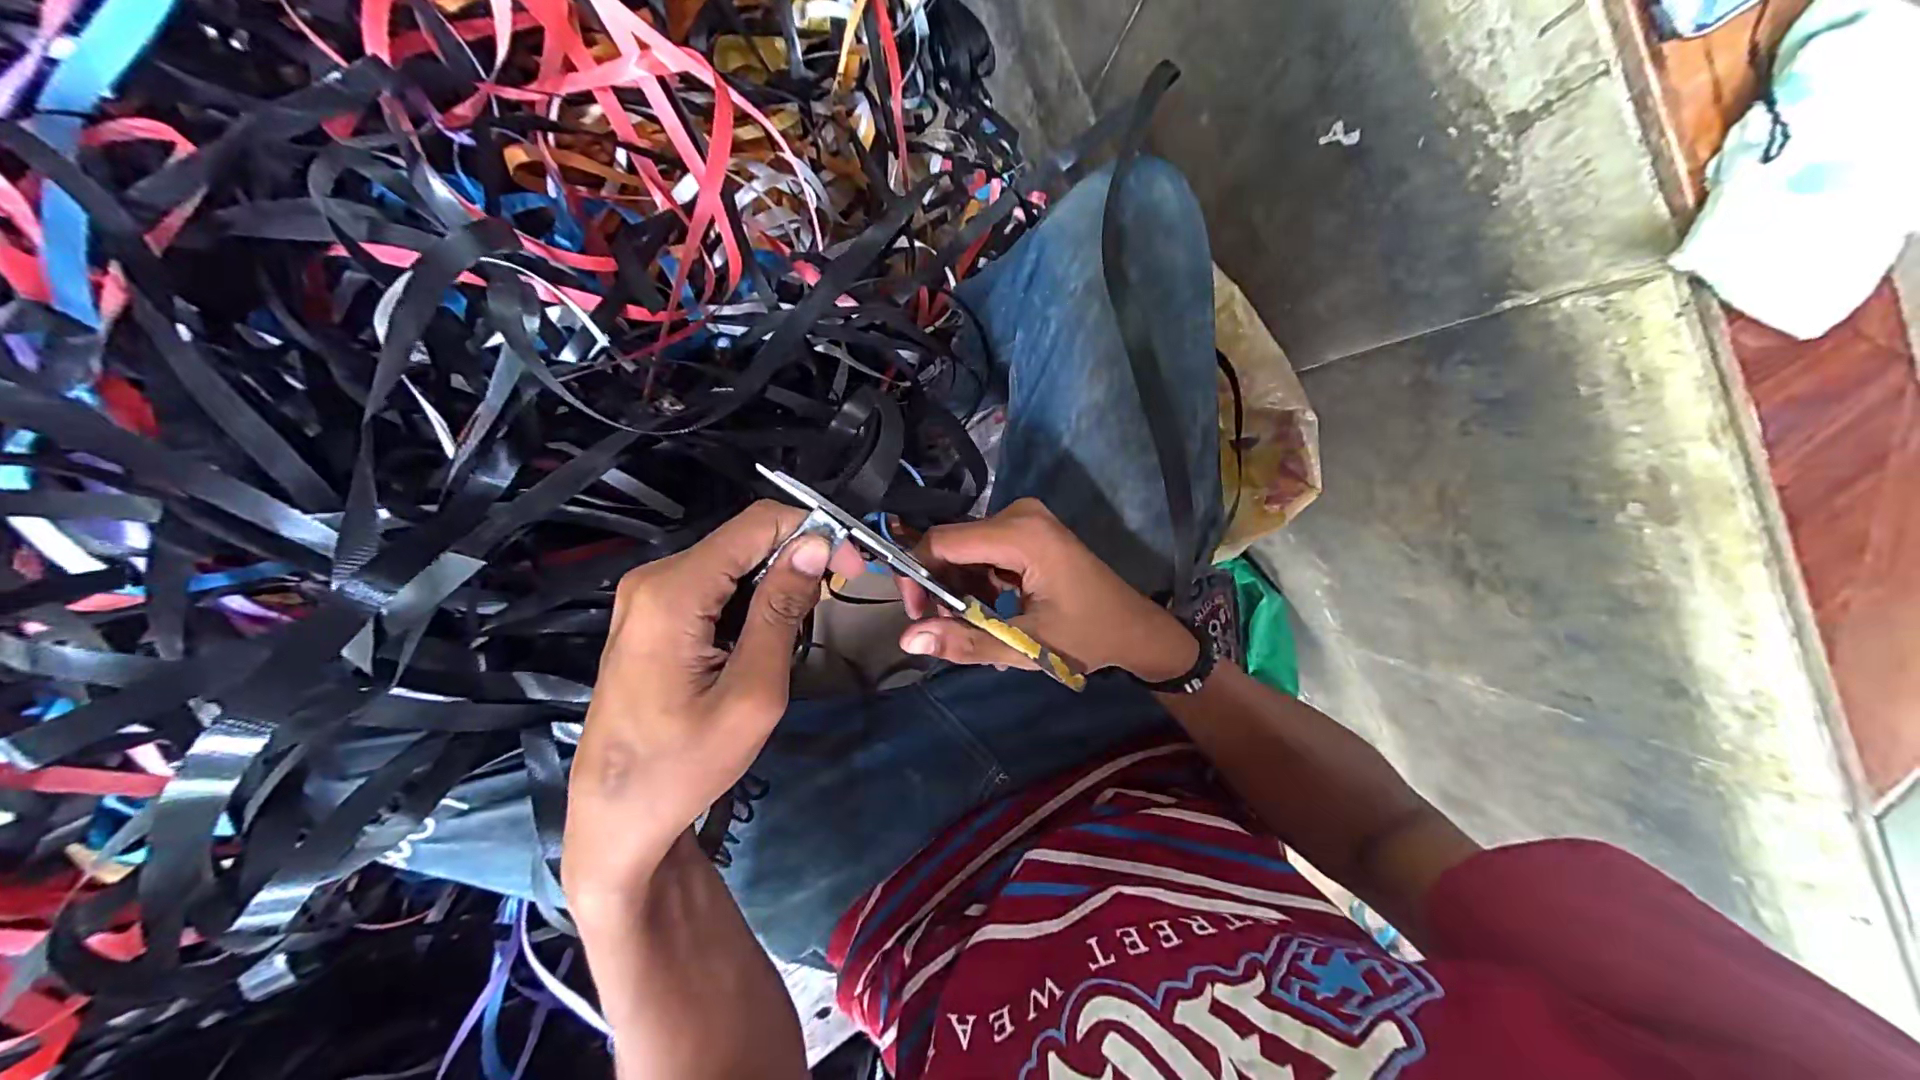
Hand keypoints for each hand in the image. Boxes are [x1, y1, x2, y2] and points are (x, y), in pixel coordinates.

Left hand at [563, 501, 863, 900]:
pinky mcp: (648, 615)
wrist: (615, 818)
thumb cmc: (685, 766)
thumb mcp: (752, 694)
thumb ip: (782, 612)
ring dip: (775, 580)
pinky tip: (760, 637)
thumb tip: (814, 545)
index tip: (851, 567)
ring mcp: (645, 596)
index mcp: (673, 592)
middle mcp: (653, 578)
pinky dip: (748, 598)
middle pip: (743, 538)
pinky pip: (712, 584)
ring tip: (797, 629)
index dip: (812, 532)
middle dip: (797, 556)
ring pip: (731, 560)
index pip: (756, 523)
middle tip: (832, 598)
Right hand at [895, 498, 1197, 682]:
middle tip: (946, 628)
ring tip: (974, 627)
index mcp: (1022, 535)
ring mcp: (1025, 520)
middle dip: (940, 587)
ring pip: (965, 550)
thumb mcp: (1026, 646)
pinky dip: (977, 582)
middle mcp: (1020, 515)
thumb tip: (908, 640)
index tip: (915, 614)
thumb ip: (966, 642)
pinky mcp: (1028, 532)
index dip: (918, 575)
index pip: (942, 542)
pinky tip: (990, 612)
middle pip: (952, 544)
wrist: (1135, 629)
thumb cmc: (1088, 637)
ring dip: (959, 589)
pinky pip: (984, 551)